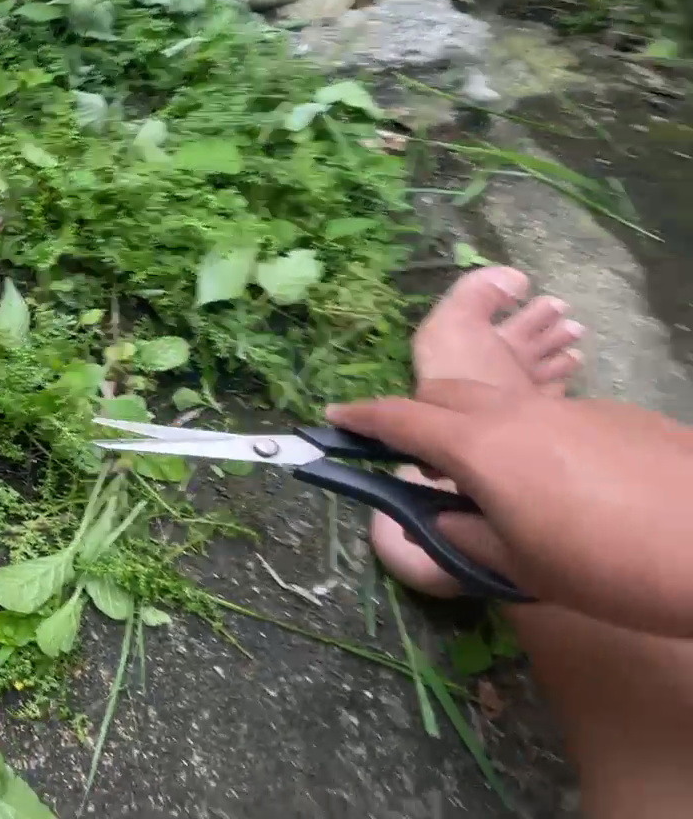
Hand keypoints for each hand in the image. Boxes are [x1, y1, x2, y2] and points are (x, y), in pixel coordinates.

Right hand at [329, 379, 692, 636]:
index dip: (357, 416)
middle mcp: (518, 413)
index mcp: (478, 446)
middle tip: (421, 455)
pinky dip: (543, 439)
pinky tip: (586, 487)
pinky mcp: (630, 419)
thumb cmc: (616, 569)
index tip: (332, 418)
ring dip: (484, 429)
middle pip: (443, 393)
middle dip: (418, 414)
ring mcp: (577, 410)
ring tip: (515, 482)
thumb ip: (462, 530)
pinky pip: (561, 418)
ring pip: (504, 404)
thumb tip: (447, 513)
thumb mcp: (519, 565)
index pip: (395, 418)